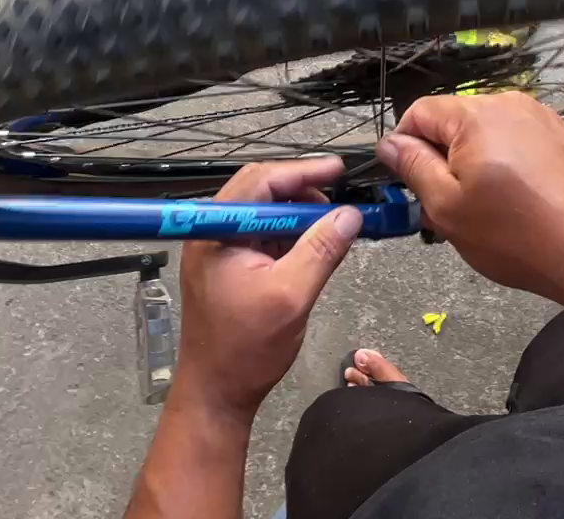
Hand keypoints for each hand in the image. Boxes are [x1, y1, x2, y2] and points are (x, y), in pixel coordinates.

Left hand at [172, 158, 361, 418]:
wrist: (215, 393)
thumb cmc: (244, 350)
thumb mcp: (291, 296)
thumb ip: (321, 249)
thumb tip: (350, 215)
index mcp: (216, 230)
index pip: (261, 180)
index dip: (303, 172)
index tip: (337, 170)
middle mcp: (212, 230)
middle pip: (261, 189)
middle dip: (302, 190)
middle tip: (338, 197)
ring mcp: (218, 246)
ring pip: (264, 210)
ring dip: (298, 213)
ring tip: (330, 224)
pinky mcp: (229, 262)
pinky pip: (263, 233)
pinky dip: (290, 233)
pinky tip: (313, 244)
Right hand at [377, 92, 563, 305]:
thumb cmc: (515, 235)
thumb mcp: (447, 206)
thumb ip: (413, 166)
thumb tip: (389, 143)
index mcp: (476, 115)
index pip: (420, 111)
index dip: (405, 144)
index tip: (409, 181)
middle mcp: (508, 103)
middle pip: (453, 121)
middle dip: (442, 158)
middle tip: (445, 206)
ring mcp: (539, 117)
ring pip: (484, 132)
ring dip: (472, 162)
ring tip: (483, 208)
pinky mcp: (560, 135)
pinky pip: (515, 139)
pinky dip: (504, 163)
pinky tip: (514, 200)